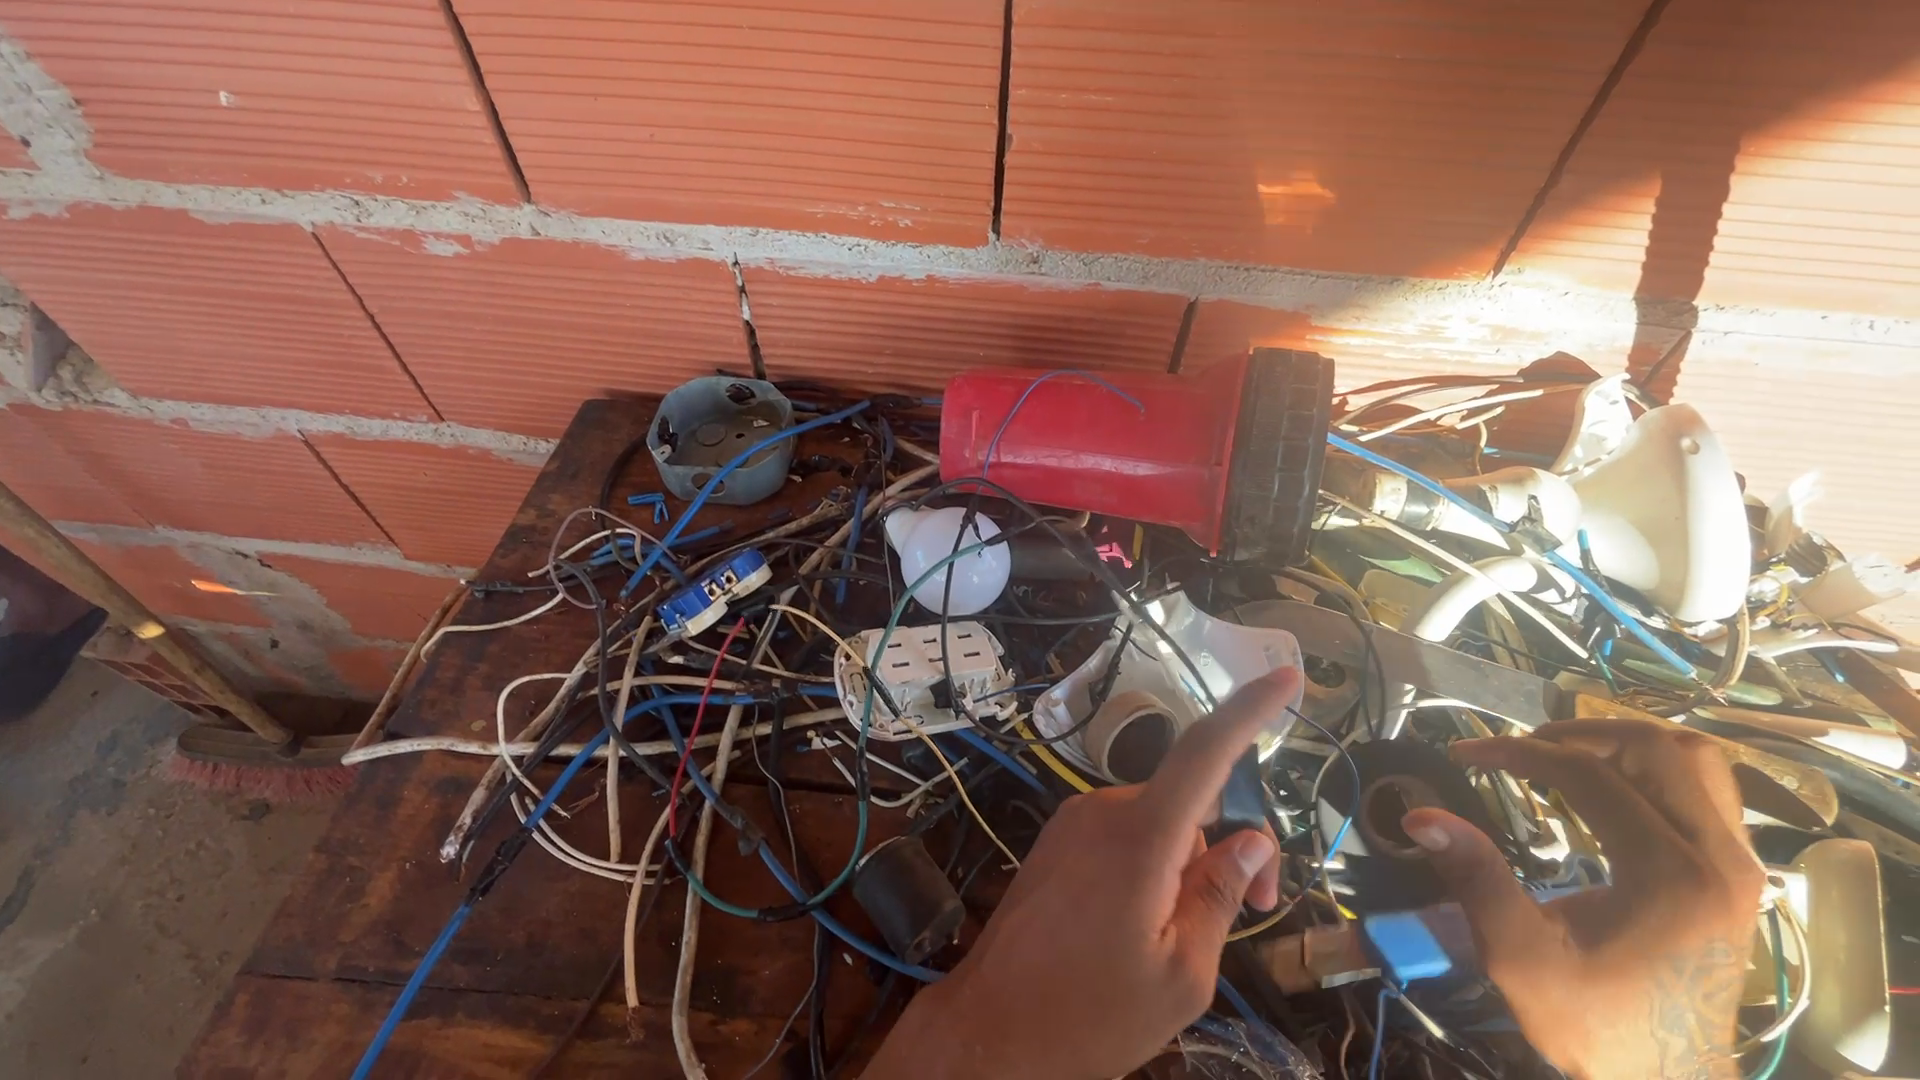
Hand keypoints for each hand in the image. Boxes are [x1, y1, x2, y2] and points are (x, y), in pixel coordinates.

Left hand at [863, 668, 1300, 1079]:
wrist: (990, 1030)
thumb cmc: (1092, 1014)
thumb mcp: (1183, 974)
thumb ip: (1220, 895)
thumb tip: (1252, 840)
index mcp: (1139, 836)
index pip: (1205, 752)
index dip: (1250, 711)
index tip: (1286, 675)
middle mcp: (1103, 810)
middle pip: (1190, 803)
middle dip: (1228, 848)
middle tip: (1256, 911)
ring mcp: (1074, 822)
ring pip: (1159, 823)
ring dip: (1187, 863)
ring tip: (1183, 934)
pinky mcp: (1059, 840)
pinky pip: (1125, 835)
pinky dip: (1152, 863)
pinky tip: (1141, 921)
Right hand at [1403, 719, 1766, 1079]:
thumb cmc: (1594, 1022)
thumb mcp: (1520, 958)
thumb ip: (1476, 879)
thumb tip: (1420, 816)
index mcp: (1669, 874)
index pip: (1590, 775)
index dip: (1518, 752)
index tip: (1465, 753)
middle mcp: (1719, 859)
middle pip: (1654, 748)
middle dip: (1574, 734)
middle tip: (1517, 748)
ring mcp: (1737, 865)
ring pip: (1694, 760)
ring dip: (1621, 743)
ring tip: (1562, 755)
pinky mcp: (1734, 875)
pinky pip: (1704, 790)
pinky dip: (1651, 769)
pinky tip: (1606, 787)